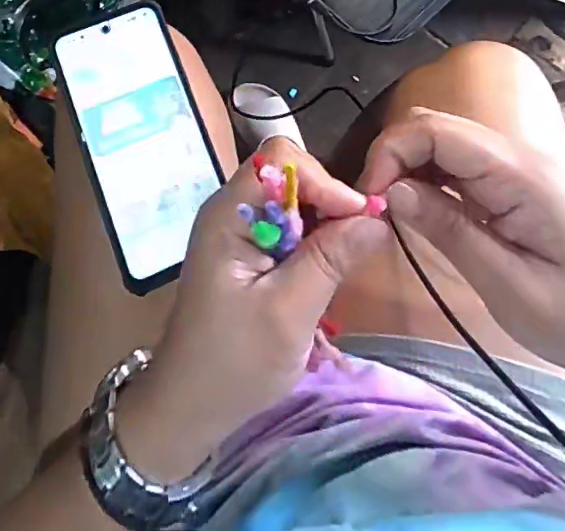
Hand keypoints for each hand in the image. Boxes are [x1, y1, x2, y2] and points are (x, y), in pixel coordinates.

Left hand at [118, 137, 389, 479]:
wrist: (188, 403)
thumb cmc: (234, 362)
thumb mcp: (289, 313)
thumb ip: (329, 259)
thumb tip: (376, 218)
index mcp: (230, 213)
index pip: (280, 160)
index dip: (323, 180)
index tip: (357, 220)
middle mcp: (231, 210)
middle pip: (288, 176)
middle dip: (327, 202)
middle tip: (352, 248)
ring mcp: (237, 230)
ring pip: (292, 202)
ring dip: (322, 227)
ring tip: (339, 267)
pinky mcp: (246, 252)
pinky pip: (287, 229)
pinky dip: (311, 245)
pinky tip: (321, 279)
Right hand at [358, 107, 564, 378]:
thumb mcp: (511, 287)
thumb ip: (449, 231)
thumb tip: (390, 191)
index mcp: (519, 173)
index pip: (434, 130)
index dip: (390, 153)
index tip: (370, 199)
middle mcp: (514, 156)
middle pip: (432, 126)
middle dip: (391, 156)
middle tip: (375, 206)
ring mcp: (512, 167)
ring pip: (438, 141)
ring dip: (405, 167)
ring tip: (391, 211)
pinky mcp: (508, 183)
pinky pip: (453, 164)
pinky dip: (423, 178)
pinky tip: (418, 209)